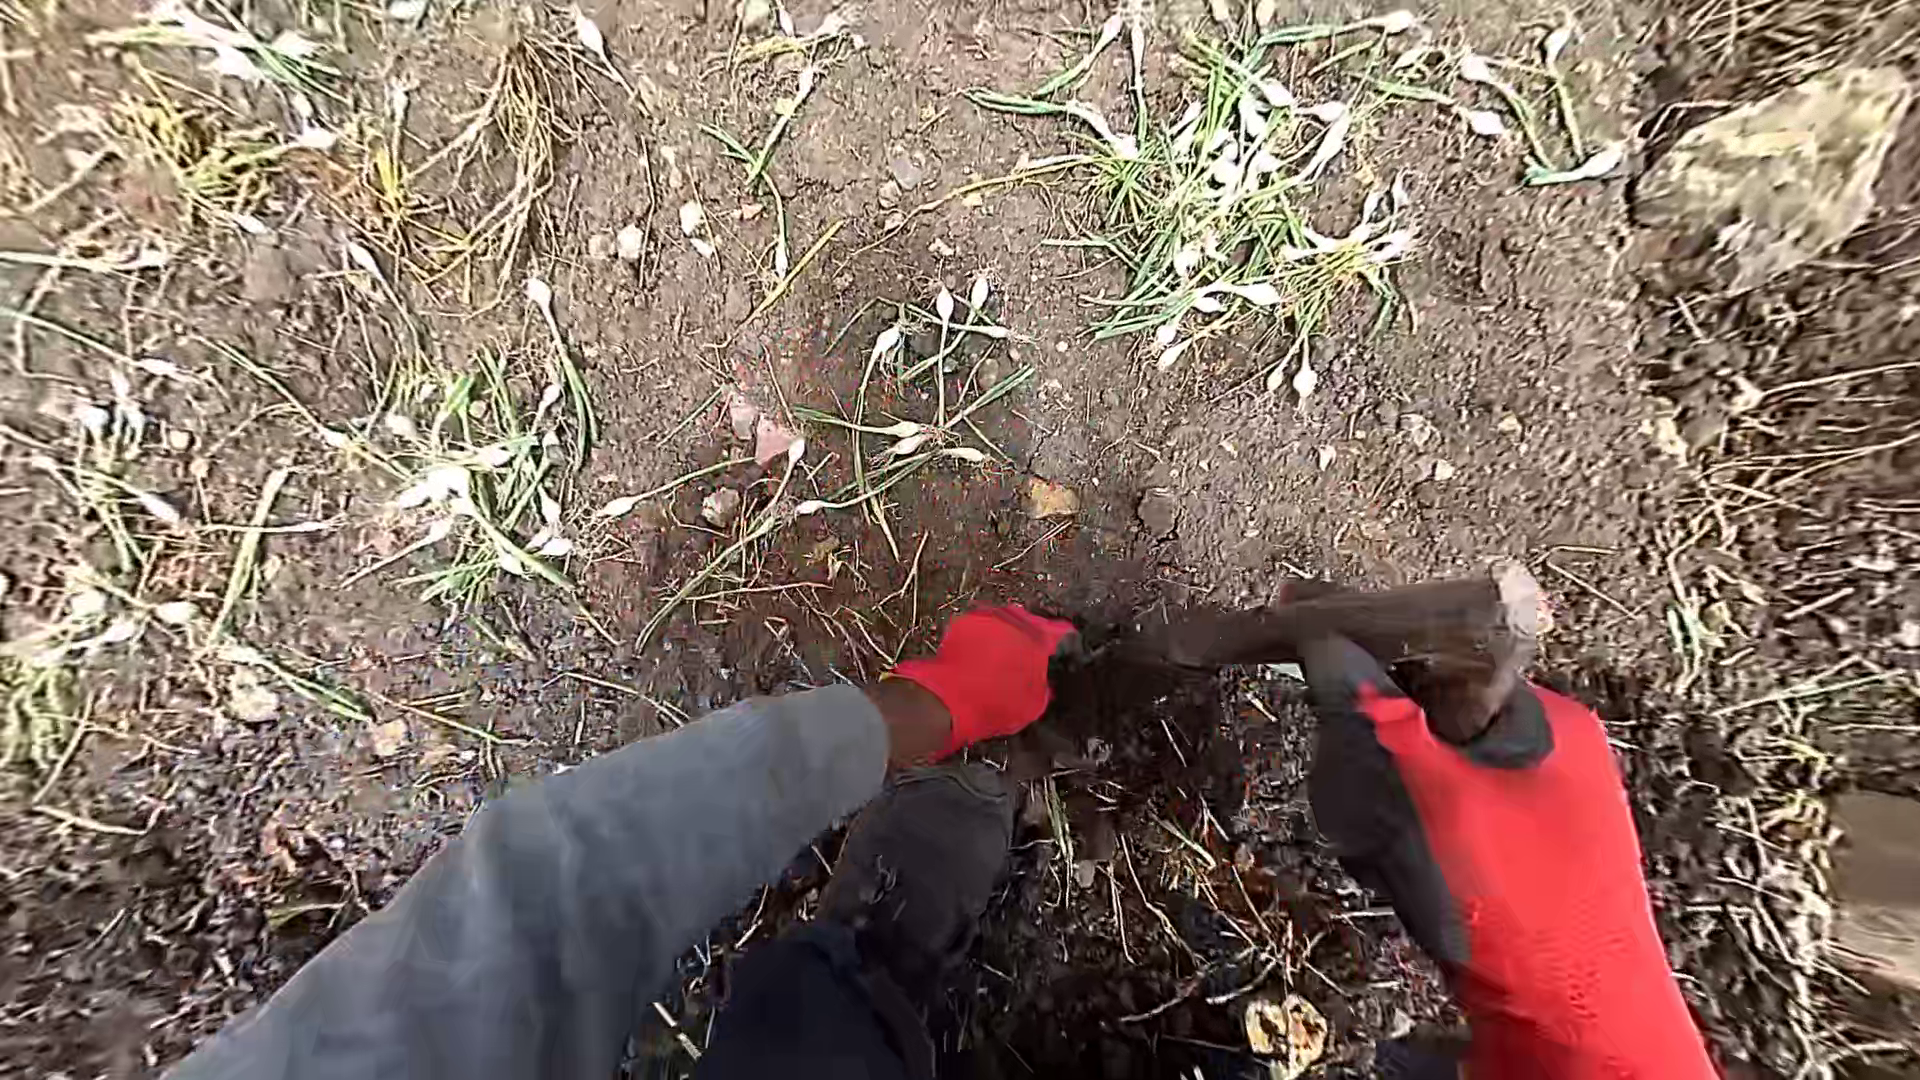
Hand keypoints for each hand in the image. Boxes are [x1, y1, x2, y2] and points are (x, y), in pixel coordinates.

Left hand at [888, 605, 1076, 756]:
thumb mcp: (1033, 704)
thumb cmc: (991, 703)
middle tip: (1028, 657)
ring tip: (1002, 658)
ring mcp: (987, 618)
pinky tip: (981, 657)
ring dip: (1006, 635)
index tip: (1062, 645)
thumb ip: (1044, 685)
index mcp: (1038, 638)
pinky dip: (983, 638)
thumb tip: (1043, 684)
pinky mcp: (963, 623)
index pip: (1061, 630)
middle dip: (1031, 636)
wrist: (950, 701)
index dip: (1064, 640)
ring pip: (1004, 621)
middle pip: (1031, 621)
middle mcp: (1014, 620)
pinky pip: (981, 627)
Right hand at [1301, 636, 1714, 1078]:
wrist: (1573, 1024)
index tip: (1309, 628)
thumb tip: (1323, 641)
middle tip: (1320, 710)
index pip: (1443, 653)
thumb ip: (1387, 718)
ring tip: (1349, 777)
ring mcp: (1527, 785)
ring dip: (1383, 755)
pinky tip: (1378, 818)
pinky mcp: (1506, 823)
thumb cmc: (1519, 895)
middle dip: (1375, 709)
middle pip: (1432, 696)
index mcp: (1548, 719)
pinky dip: (1398, 786)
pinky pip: (1435, 780)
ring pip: (1427, 740)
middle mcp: (1543, 741)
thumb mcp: (1443, 797)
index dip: (1373, 641)